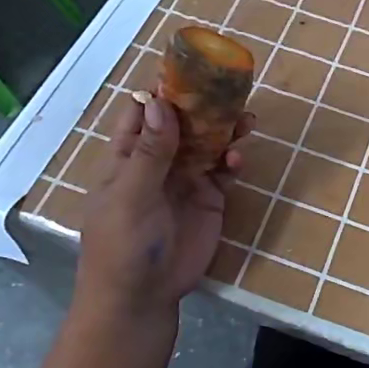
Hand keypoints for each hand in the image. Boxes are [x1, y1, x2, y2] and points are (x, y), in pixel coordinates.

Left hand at [73, 95, 251, 321]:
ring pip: (206, 143)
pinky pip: (222, 171)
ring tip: (245, 120)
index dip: (163, 90)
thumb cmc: (123, 243)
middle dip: (204, 106)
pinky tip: (237, 160)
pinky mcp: (207, 199)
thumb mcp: (131, 194)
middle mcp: (157, 160)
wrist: (142, 297)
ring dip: (224, 129)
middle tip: (230, 90)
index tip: (191, 70)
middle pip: (182, 122)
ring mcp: (183, 179)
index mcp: (128, 154)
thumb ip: (149, 151)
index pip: (143, 111)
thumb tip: (158, 101)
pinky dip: (231, 161)